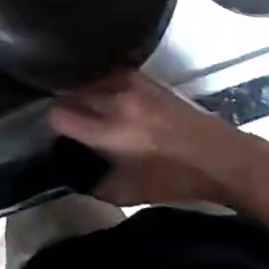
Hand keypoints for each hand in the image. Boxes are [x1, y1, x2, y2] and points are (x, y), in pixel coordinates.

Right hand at [47, 72, 259, 206]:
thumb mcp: (125, 193)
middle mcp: (115, 99)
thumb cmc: (171, 179)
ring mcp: (129, 83)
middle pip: (69, 94)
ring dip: (83, 96)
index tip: (59, 135)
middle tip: (74, 128)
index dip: (53, 125)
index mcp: (109, 130)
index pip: (58, 114)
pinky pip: (107, 77)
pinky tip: (109, 103)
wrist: (215, 154)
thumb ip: (91, 179)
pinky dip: (102, 88)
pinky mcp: (142, 76)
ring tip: (91, 114)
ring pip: (87, 82)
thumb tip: (70, 168)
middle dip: (67, 109)